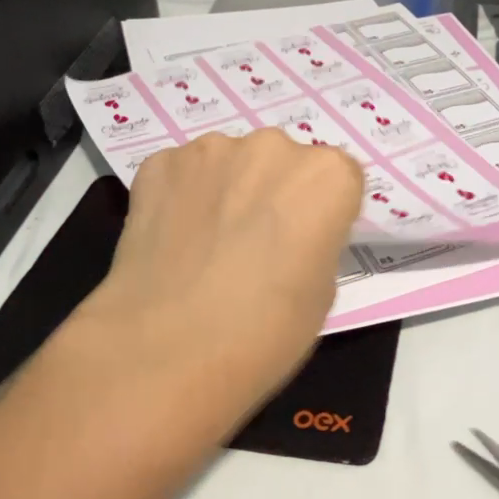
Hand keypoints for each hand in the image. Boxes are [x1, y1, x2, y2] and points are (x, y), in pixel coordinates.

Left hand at [74, 129, 363, 399]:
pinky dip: (180, 198)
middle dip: (272, 193)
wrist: (167, 351)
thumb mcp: (323, 292)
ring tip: (207, 247)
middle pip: (282, 162)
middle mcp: (274, 147)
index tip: (304, 246)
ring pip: (229, 163)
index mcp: (328, 176)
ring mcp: (211, 150)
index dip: (322, 215)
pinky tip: (172, 243)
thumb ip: (315, 242)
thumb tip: (288, 236)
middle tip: (254, 246)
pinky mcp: (159, 163)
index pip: (339, 180)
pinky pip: (181, 174)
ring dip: (226, 191)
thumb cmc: (265, 332)